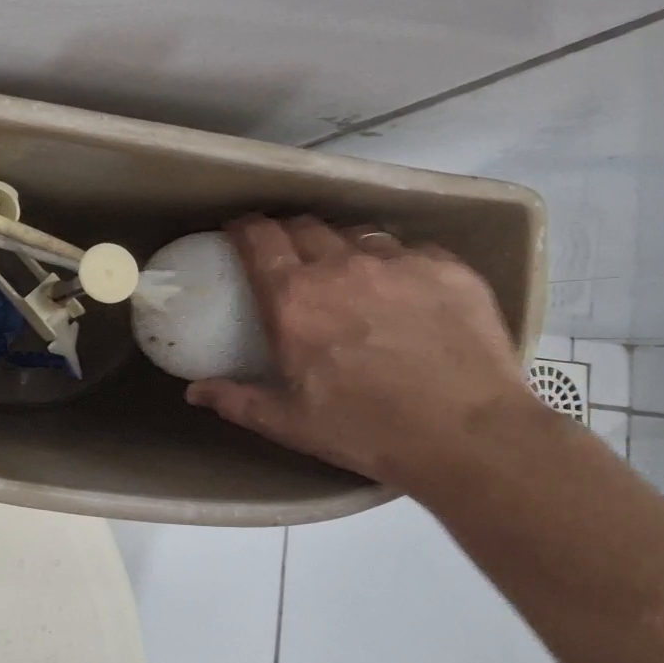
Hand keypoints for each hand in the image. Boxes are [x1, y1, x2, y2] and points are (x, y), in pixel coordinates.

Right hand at [185, 214, 546, 491]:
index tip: (238, 232)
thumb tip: (194, 392)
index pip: (258, 239)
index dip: (244, 229)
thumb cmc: (367, 430)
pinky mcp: (448, 268)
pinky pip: (411, 249)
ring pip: (356, 233)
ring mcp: (398, 262)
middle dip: (288, 233)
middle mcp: (340, 267)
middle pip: (304, 226)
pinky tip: (402, 287)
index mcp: (293, 298)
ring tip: (346, 268)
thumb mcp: (290, 423)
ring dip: (340, 245)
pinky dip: (396, 260)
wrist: (469, 436)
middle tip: (287, 254)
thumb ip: (237, 400)